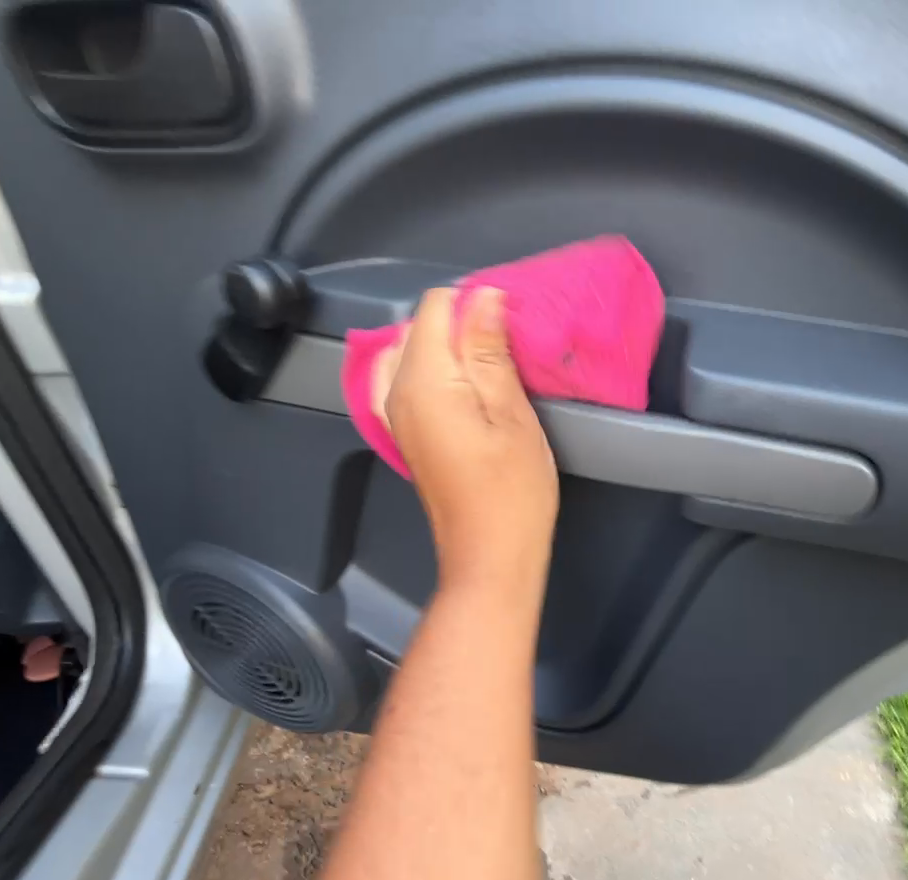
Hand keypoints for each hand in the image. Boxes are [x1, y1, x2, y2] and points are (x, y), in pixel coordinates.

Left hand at [385, 287, 558, 596]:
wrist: (490, 554)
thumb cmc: (512, 490)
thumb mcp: (512, 413)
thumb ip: (489, 350)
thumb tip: (483, 296)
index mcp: (423, 380)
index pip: (436, 305)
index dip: (476, 304)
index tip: (512, 328)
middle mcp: (395, 391)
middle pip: (420, 326)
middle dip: (463, 325)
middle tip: (509, 352)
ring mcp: (395, 414)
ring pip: (413, 351)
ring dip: (452, 349)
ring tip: (493, 371)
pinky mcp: (405, 433)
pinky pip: (409, 380)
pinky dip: (437, 372)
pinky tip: (467, 391)